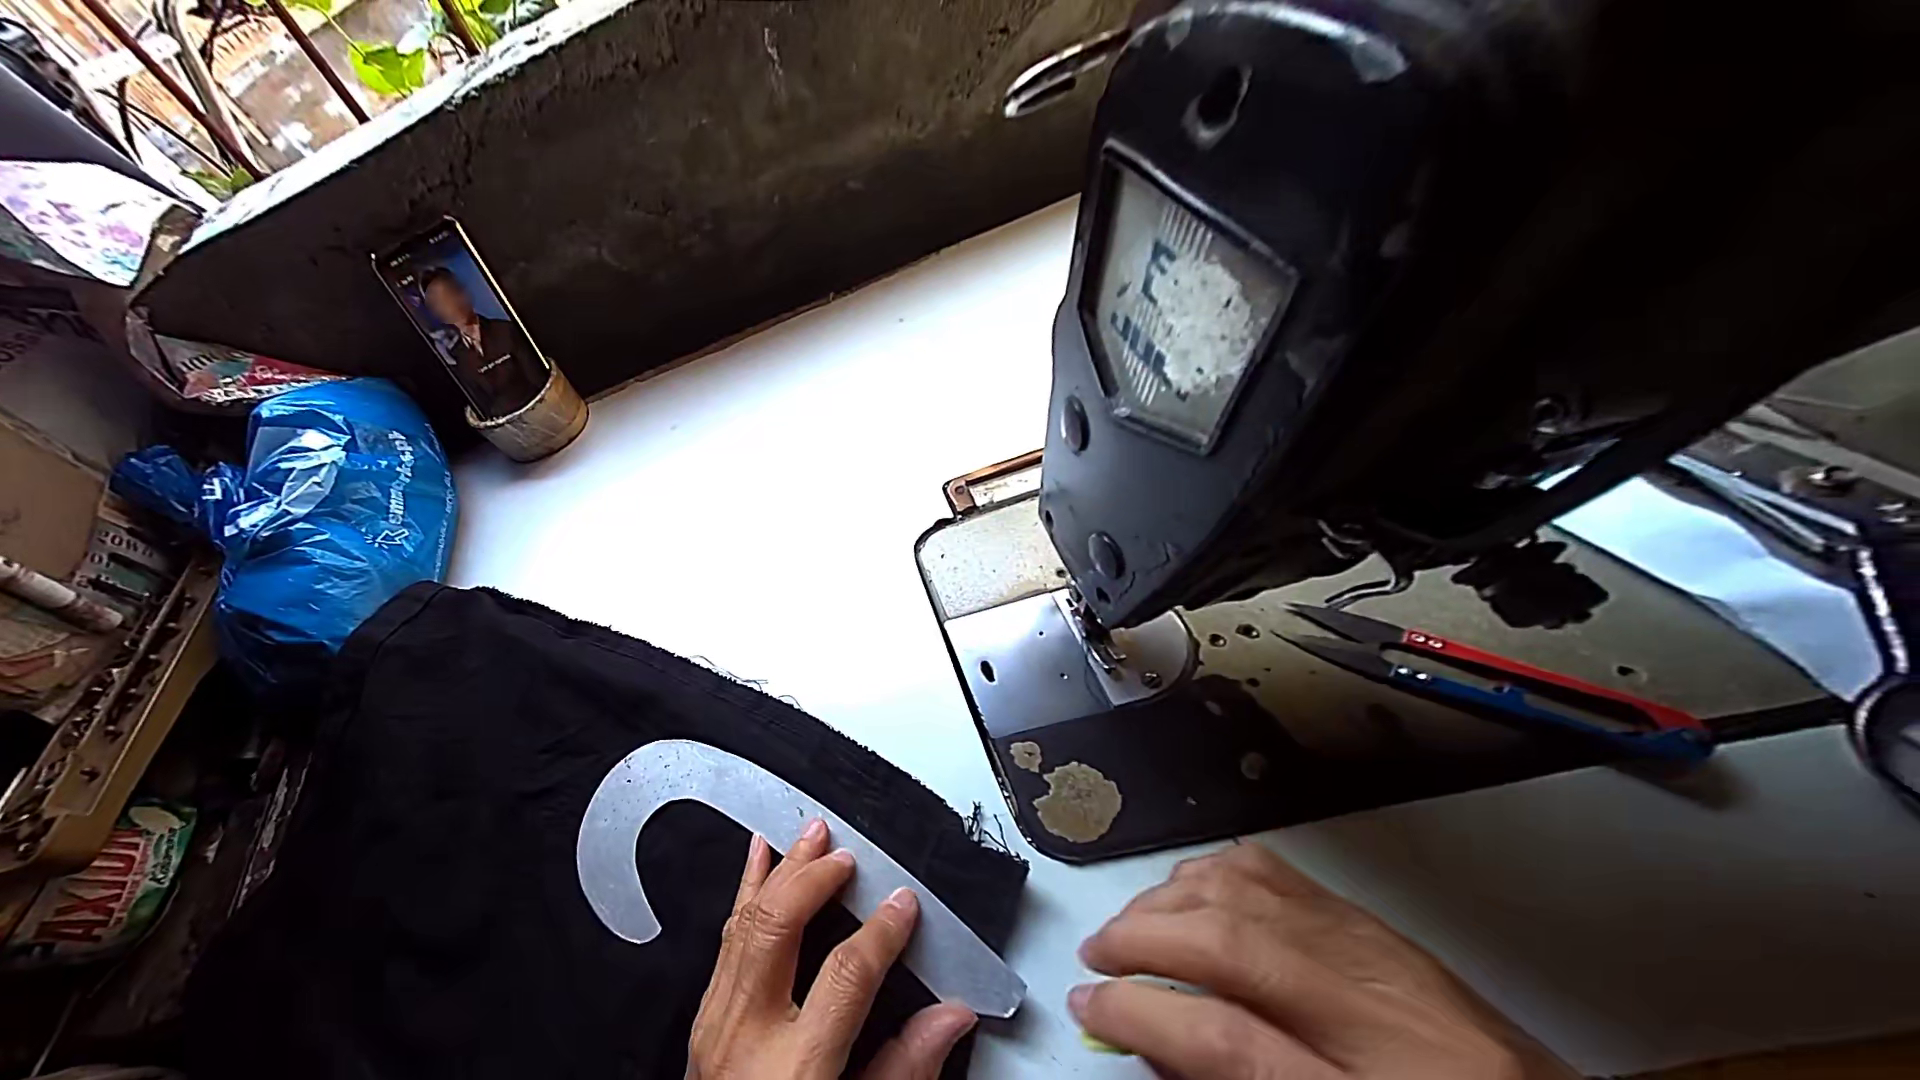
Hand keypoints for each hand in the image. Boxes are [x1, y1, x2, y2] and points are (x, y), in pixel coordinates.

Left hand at [687, 819, 977, 1079]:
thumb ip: (905, 1069)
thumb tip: (951, 1015)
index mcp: (793, 1069)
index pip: (844, 975)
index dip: (881, 931)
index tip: (904, 904)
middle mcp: (748, 1036)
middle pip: (779, 927)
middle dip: (815, 880)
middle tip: (848, 857)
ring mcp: (719, 1021)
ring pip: (748, 920)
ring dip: (782, 870)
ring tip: (811, 836)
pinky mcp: (707, 1013)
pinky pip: (727, 934)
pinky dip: (745, 887)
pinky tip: (758, 856)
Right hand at [1070, 844, 1578, 1079]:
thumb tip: (1154, 1039)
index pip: (1230, 1040)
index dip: (1141, 1014)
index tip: (1089, 1005)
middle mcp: (1375, 1008)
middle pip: (1231, 944)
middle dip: (1142, 939)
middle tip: (1096, 957)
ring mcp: (1375, 949)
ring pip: (1248, 891)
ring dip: (1170, 899)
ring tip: (1133, 926)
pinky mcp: (1369, 919)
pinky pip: (1278, 872)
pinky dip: (1215, 873)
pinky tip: (1190, 890)